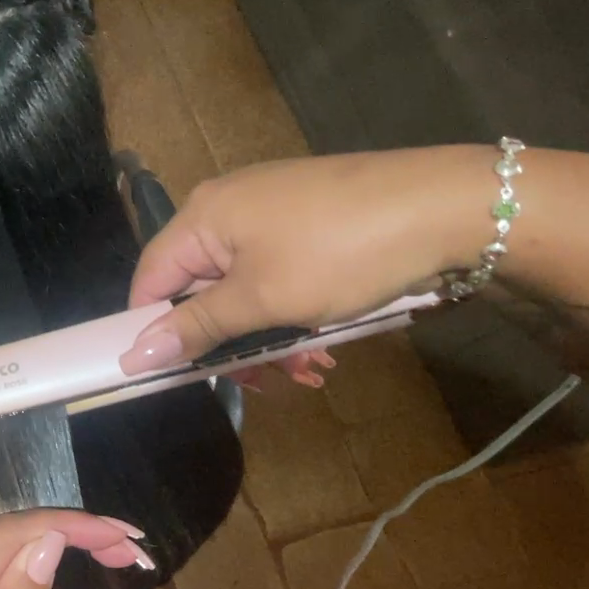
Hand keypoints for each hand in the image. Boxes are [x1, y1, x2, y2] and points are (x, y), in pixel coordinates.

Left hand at [0, 509, 150, 588]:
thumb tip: (52, 541)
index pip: (14, 529)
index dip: (72, 525)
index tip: (124, 537)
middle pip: (11, 520)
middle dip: (72, 525)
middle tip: (129, 547)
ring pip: (4, 524)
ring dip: (56, 529)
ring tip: (109, 546)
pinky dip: (33, 539)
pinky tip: (63, 548)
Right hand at [120, 148, 492, 373]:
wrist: (456, 207)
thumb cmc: (342, 253)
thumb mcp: (262, 300)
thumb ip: (194, 328)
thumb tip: (132, 356)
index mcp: (202, 217)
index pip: (150, 280)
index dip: (153, 329)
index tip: (174, 373)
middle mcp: (227, 208)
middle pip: (198, 288)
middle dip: (224, 341)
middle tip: (259, 381)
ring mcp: (271, 212)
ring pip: (241, 288)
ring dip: (264, 335)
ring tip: (308, 369)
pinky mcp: (308, 220)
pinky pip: (275, 274)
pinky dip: (289, 311)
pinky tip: (323, 342)